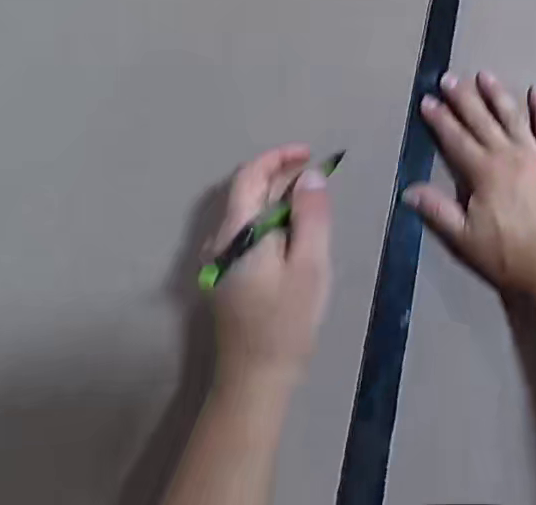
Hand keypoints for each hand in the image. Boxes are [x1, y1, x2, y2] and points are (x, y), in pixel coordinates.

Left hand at [207, 144, 331, 387]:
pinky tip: (293, 232)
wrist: (254, 382)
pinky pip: (246, 231)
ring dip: (276, 197)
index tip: (309, 154)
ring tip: (310, 202)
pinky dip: (270, 218)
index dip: (278, 158)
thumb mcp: (310, 265)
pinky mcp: (225, 275)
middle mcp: (220, 240)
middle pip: (246, 191)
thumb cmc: (286, 322)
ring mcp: (218, 259)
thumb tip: (309, 175)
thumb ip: (310, 215)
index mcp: (237, 232)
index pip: (249, 175)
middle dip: (280, 175)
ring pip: (246, 211)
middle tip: (317, 178)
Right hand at [403, 71, 535, 292]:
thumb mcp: (465, 238)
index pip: (455, 139)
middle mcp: (507, 155)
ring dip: (496, 94)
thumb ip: (438, 211)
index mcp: (483, 172)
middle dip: (462, 98)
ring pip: (511, 116)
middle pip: (480, 120)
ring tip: (484, 76)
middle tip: (449, 78)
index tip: (427, 101)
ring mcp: (533, 155)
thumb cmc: (509, 254)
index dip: (439, 119)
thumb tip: (410, 191)